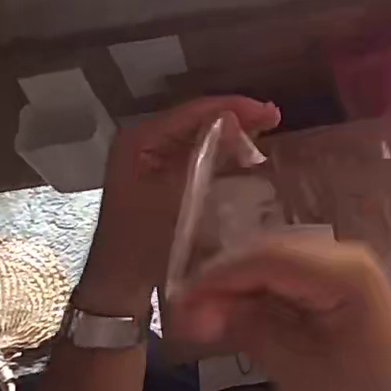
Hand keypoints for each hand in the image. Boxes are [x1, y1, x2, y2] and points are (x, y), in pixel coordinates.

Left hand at [76, 95, 280, 315]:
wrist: (118, 284)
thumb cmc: (141, 243)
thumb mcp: (176, 198)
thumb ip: (204, 159)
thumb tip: (236, 124)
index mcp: (141, 139)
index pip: (194, 110)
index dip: (234, 107)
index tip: (268, 112)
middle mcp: (144, 141)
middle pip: (196, 119)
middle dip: (235, 118)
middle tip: (273, 118)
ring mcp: (150, 159)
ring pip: (197, 136)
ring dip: (230, 134)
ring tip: (265, 132)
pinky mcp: (158, 177)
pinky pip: (193, 155)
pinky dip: (219, 152)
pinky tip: (243, 156)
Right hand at [171, 234, 390, 390]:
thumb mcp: (298, 370)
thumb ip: (249, 329)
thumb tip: (197, 309)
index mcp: (342, 273)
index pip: (264, 258)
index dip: (216, 278)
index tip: (178, 304)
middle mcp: (344, 256)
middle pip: (266, 255)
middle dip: (222, 283)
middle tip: (184, 315)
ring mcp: (343, 267)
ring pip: (273, 265)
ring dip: (237, 289)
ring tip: (202, 318)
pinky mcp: (339, 284)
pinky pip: (288, 279)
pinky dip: (258, 296)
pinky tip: (235, 316)